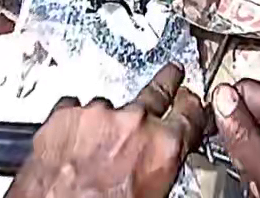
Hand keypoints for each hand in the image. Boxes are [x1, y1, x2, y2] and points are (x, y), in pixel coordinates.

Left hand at [7, 64, 207, 197]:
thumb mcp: (150, 197)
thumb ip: (158, 170)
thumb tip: (158, 167)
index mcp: (161, 149)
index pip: (191, 115)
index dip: (194, 109)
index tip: (194, 104)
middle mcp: (133, 123)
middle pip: (157, 92)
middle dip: (167, 83)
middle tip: (172, 74)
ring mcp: (97, 113)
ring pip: (111, 109)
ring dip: (110, 124)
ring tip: (100, 148)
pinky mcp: (65, 113)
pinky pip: (77, 112)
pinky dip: (78, 126)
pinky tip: (72, 146)